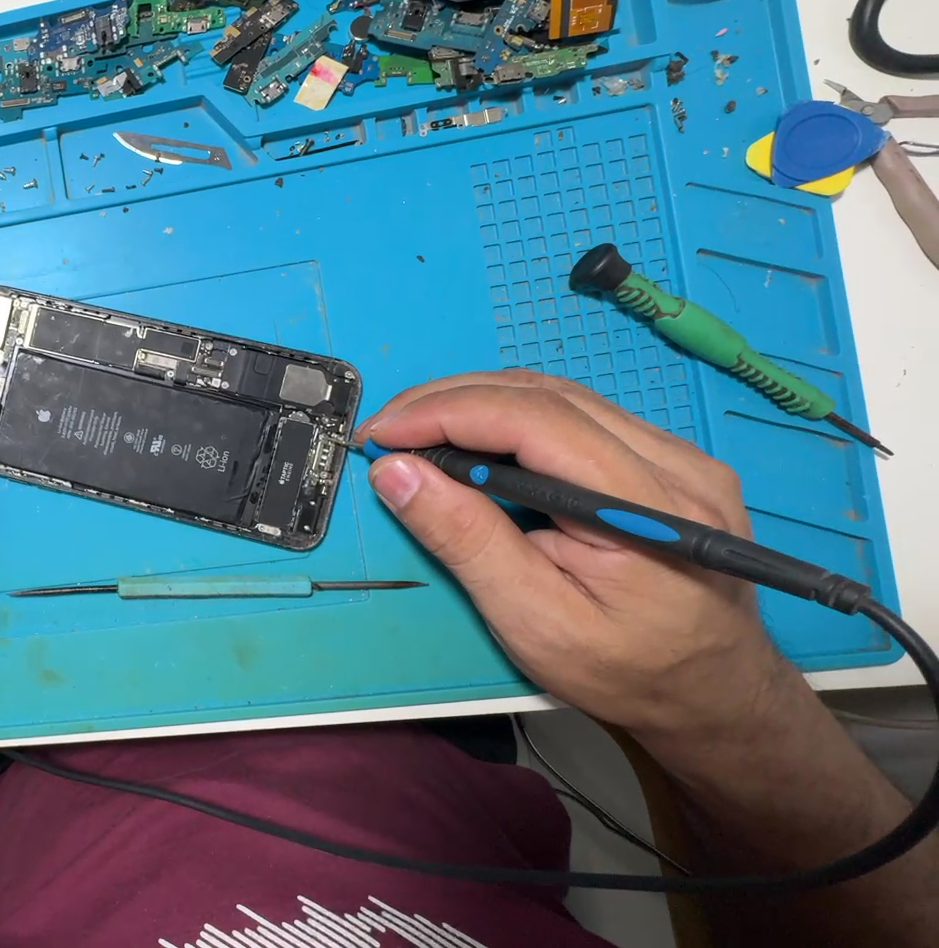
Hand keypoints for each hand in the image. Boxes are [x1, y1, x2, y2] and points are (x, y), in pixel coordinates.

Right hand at [355, 371, 788, 740]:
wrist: (712, 698)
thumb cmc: (622, 671)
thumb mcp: (531, 619)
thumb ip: (466, 540)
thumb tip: (394, 471)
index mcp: (649, 506)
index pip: (535, 420)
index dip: (446, 413)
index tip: (379, 436)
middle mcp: (674, 464)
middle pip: (542, 395)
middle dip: (446, 401)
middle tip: (383, 433)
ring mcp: (673, 457)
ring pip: (552, 395)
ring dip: (469, 403)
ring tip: (411, 433)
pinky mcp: (658, 460)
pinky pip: (567, 414)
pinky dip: (499, 416)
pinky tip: (464, 441)